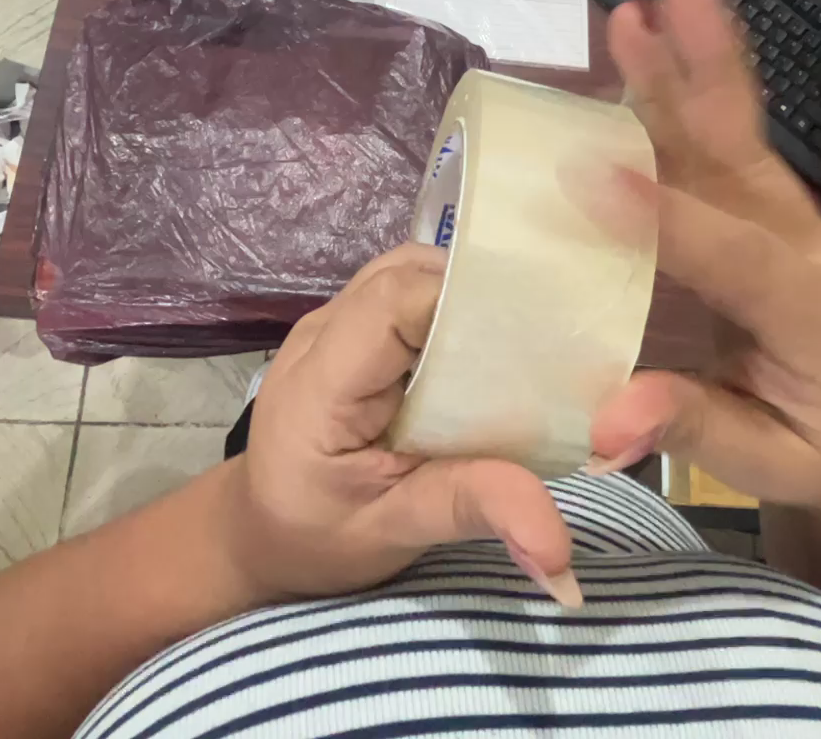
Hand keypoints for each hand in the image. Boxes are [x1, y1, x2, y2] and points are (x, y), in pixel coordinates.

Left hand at [223, 244, 580, 604]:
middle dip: (473, 293)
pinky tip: (481, 343)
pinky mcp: (348, 330)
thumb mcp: (393, 530)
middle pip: (403, 274)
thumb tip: (559, 548)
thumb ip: (468, 510)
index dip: (462, 300)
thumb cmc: (318, 537)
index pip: (393, 302)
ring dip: (461, 295)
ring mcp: (331, 324)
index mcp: (322, 383)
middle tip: (539, 335)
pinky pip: (402, 291)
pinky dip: (446, 304)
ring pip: (404, 272)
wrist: (260, 529)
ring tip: (516, 338)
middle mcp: (321, 334)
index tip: (530, 331)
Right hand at [584, 0, 820, 507]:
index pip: (738, 256)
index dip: (667, 218)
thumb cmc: (815, 450)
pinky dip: (687, 88)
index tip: (593, 178)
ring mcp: (782, 216)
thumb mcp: (766, 462)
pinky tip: (656, 45)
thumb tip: (606, 425)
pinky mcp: (758, 209)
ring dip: (692, 59)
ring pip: (731, 129)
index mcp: (813, 311)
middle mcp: (801, 242)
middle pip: (746, 152)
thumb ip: (694, 429)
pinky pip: (720, 142)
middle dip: (703, 72)